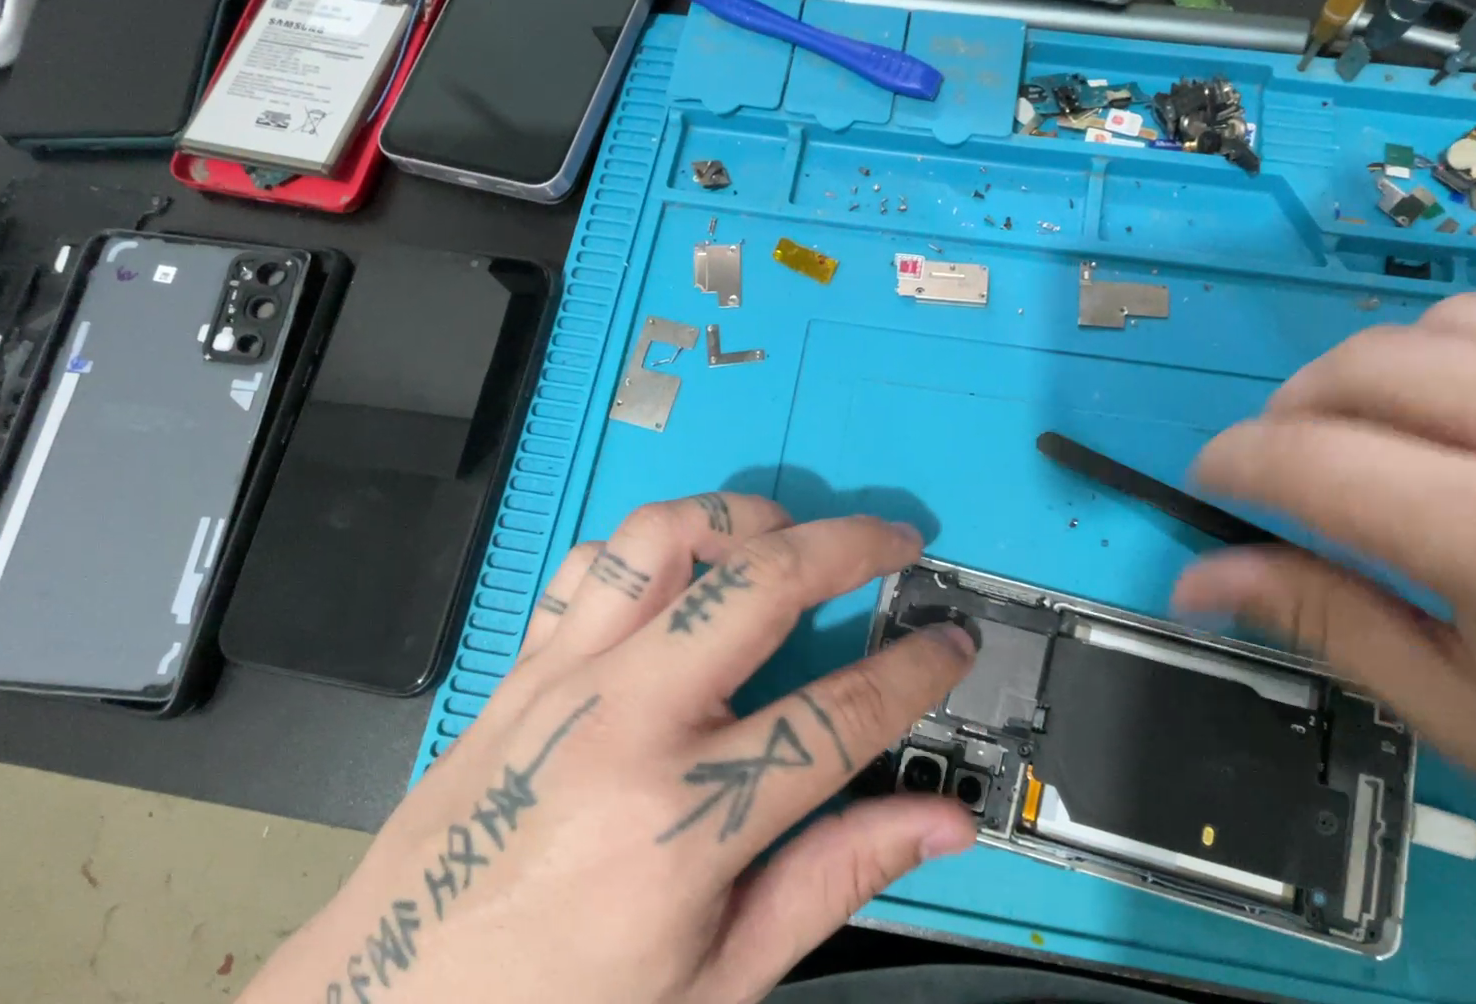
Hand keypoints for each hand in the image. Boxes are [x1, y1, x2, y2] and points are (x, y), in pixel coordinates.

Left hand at [241, 495, 978, 1003]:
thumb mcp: (719, 975)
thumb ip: (835, 878)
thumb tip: (941, 824)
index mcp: (686, 823)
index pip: (841, 715)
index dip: (916, 670)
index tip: (952, 642)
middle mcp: (625, 726)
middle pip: (763, 586)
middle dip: (852, 546)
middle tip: (898, 543)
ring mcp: (563, 683)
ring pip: (666, 539)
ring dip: (746, 517)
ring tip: (791, 534)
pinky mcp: (522, 669)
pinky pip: (590, 565)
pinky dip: (654, 547)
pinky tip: (690, 575)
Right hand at [1176, 294, 1475, 921]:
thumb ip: (1329, 622)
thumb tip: (1202, 580)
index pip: (1312, 460)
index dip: (1233, 462)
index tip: (1209, 482)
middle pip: (1364, 366)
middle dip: (1287, 410)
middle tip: (1281, 466)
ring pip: (1444, 322)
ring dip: (1370, 374)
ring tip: (1370, 433)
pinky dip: (1463, 355)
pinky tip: (1472, 415)